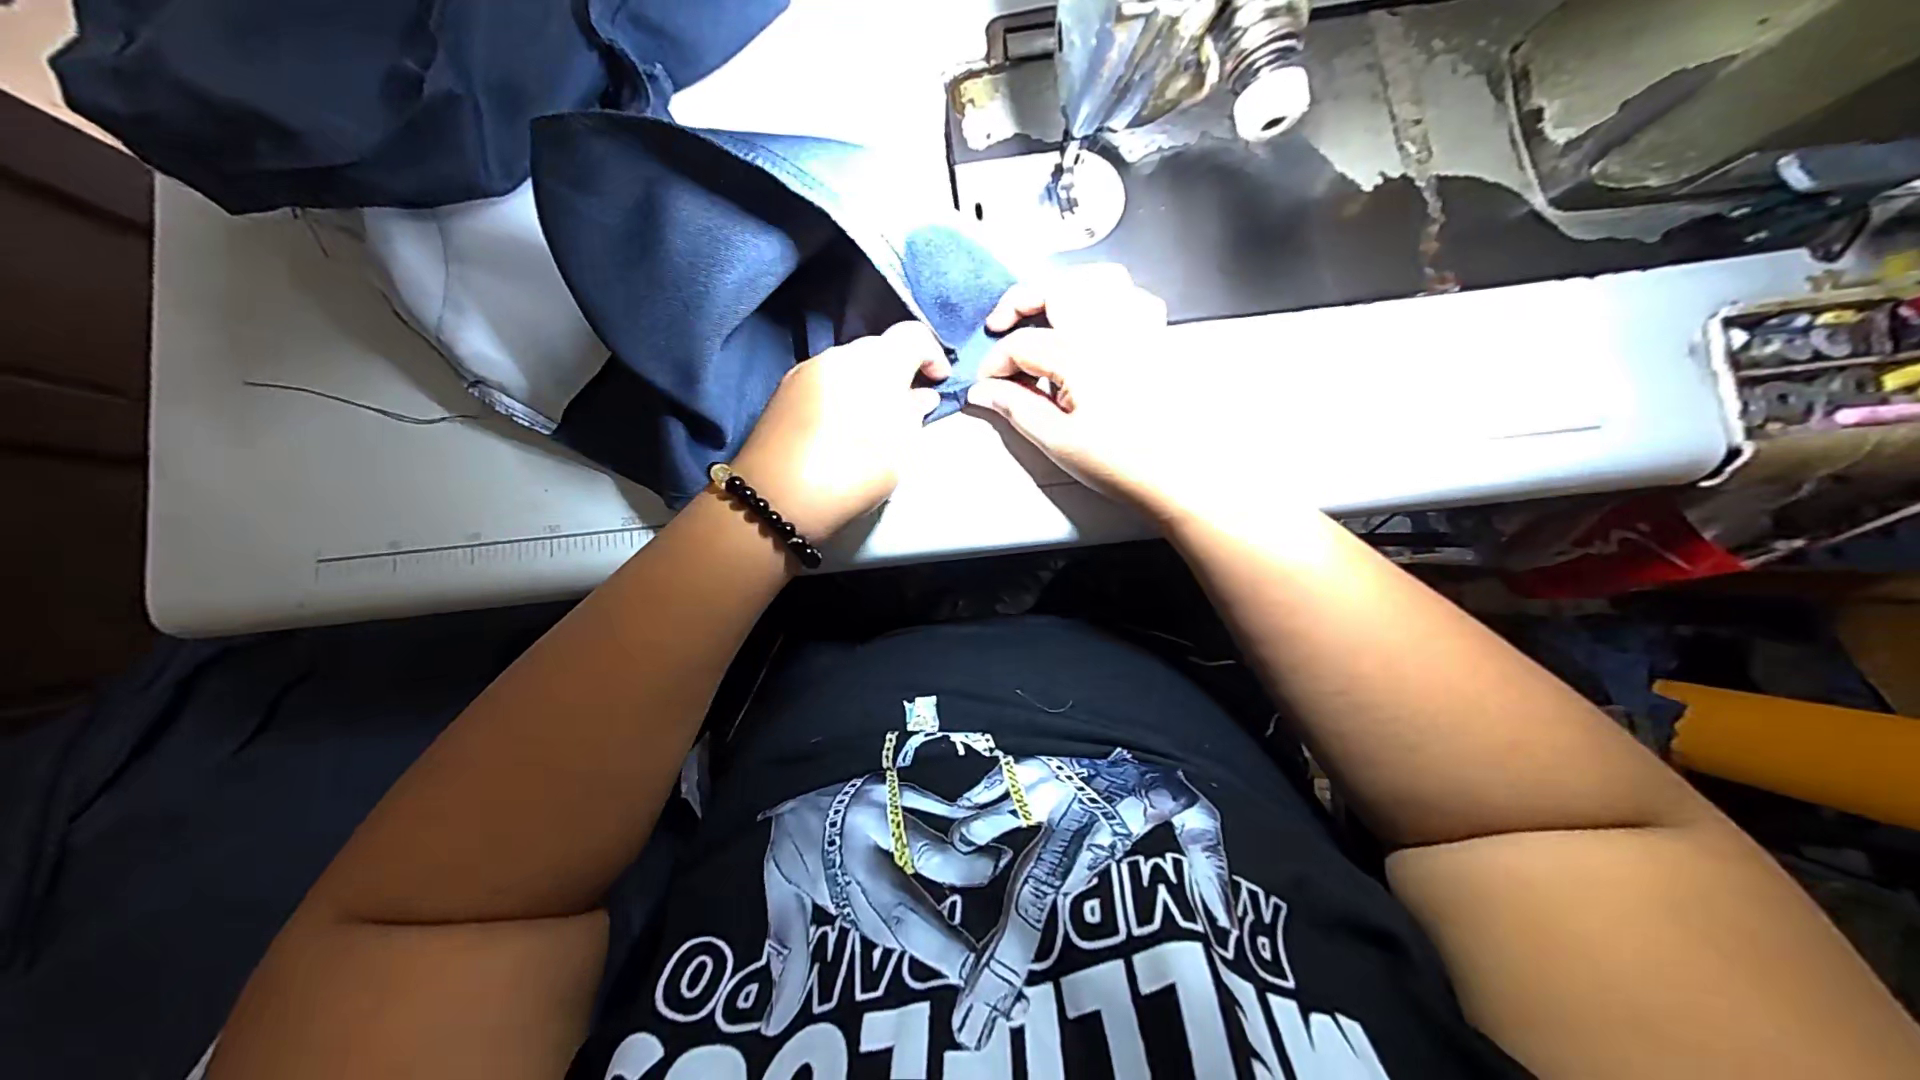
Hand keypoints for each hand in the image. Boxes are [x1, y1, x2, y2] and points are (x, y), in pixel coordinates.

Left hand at [730, 322, 949, 539]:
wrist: (774, 500)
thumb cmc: (852, 473)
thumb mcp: (901, 452)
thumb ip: (914, 416)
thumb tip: (918, 397)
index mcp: (876, 363)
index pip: (913, 336)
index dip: (932, 355)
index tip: (938, 383)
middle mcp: (839, 355)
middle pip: (879, 349)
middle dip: (898, 371)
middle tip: (907, 408)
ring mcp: (806, 370)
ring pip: (848, 365)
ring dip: (868, 384)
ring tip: (873, 423)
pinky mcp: (783, 391)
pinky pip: (825, 381)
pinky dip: (841, 394)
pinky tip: (841, 430)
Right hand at [966, 265, 1212, 523]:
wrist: (1179, 478)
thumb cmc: (1128, 464)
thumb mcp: (1058, 441)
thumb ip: (1016, 407)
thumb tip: (987, 391)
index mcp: (1081, 356)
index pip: (1021, 344)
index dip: (996, 363)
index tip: (989, 383)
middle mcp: (1112, 332)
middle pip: (1055, 290)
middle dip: (1020, 302)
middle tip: (1000, 326)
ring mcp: (1139, 331)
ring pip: (1097, 280)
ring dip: (1063, 290)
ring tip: (1043, 314)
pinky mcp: (1157, 340)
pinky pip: (1132, 297)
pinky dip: (1104, 300)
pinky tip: (1090, 324)